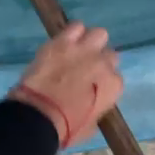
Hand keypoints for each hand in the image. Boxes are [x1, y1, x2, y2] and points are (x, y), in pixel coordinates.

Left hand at [10, 22, 122, 147]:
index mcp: (113, 85)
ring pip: (98, 34)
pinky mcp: (62, 41)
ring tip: (77, 50)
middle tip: (86, 67)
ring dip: (90, 42)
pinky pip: (75, 27)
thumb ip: (97, 104)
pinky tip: (65, 41)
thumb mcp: (91, 122)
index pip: (116, 77)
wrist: (38, 115)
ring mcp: (83, 49)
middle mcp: (103, 63)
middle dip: (100, 60)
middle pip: (110, 54)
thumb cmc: (66, 127)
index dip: (104, 81)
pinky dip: (72, 33)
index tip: (94, 85)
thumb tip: (92, 98)